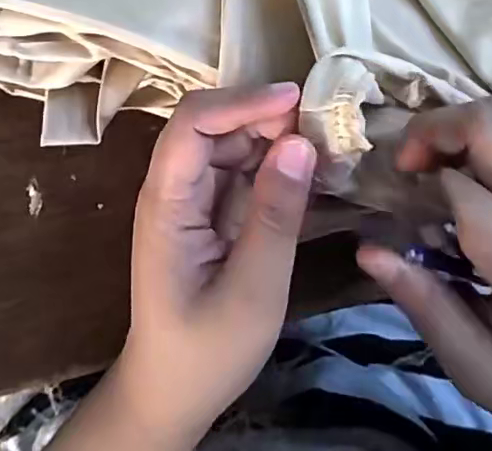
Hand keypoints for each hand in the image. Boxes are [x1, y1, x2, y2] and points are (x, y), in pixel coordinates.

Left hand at [52, 83, 315, 450]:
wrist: (172, 392)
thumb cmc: (205, 351)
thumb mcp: (253, 291)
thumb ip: (275, 215)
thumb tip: (300, 143)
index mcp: (166, 200)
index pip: (193, 123)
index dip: (241, 101)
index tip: (295, 100)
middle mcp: (174, 185)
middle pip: (214, 123)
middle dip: (265, 116)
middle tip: (321, 127)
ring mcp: (191, 195)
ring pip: (231, 140)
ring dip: (275, 136)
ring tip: (324, 145)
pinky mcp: (210, 207)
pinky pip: (242, 167)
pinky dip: (275, 162)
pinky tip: (308, 169)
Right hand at [357, 99, 491, 450]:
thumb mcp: (480, 375)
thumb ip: (427, 309)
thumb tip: (367, 249)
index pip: (471, 195)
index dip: (426, 187)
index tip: (405, 209)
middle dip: (434, 129)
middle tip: (407, 165)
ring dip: (458, 123)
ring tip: (434, 161)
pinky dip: (484, 127)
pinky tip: (466, 163)